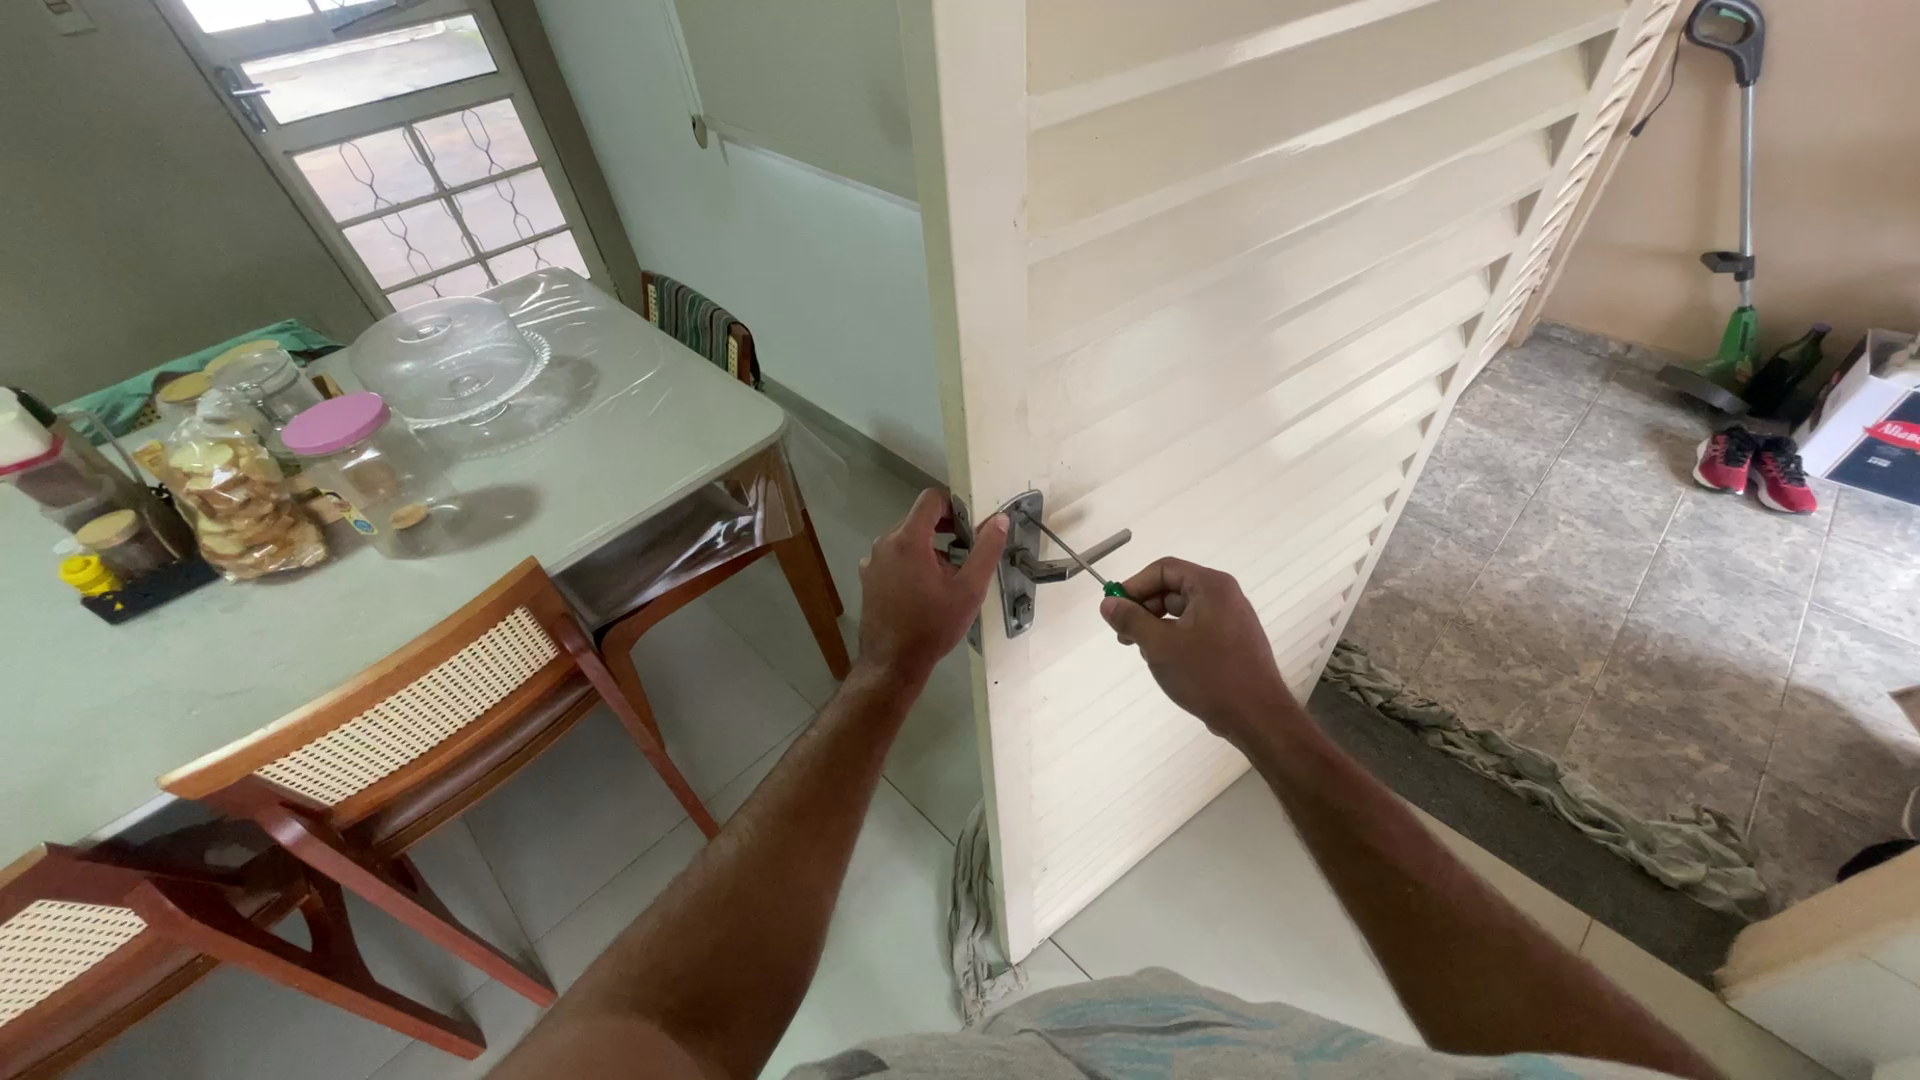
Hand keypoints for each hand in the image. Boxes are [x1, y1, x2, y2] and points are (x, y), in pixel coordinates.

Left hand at [857, 490, 1007, 680]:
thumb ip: (986, 550)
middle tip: (967, 553)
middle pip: (918, 520)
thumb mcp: (970, 589)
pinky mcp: (868, 579)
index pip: (931, 499)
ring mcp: (872, 562)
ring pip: (906, 540)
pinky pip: (894, 558)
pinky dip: (912, 563)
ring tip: (949, 578)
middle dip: (945, 530)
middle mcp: (885, 544)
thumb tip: (999, 520)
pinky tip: (926, 591)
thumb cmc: (933, 626)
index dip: (954, 505)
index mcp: (908, 540)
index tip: (970, 525)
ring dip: (930, 549)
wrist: (893, 663)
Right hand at [1100, 557, 1302, 745]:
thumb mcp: (1160, 646)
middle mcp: (1224, 596)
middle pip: (1172, 588)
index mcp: (1210, 586)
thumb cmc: (1208, 675)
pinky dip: (1174, 637)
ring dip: (1156, 626)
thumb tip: (1108, 603)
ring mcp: (1231, 619)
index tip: (1115, 610)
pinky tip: (1165, 662)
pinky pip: (1195, 628)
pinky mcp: (1232, 641)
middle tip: (1124, 635)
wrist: (1257, 717)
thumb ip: (1131, 620)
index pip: (1163, 569)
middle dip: (1143, 608)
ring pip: (1182, 611)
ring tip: (1143, 651)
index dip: (1134, 586)